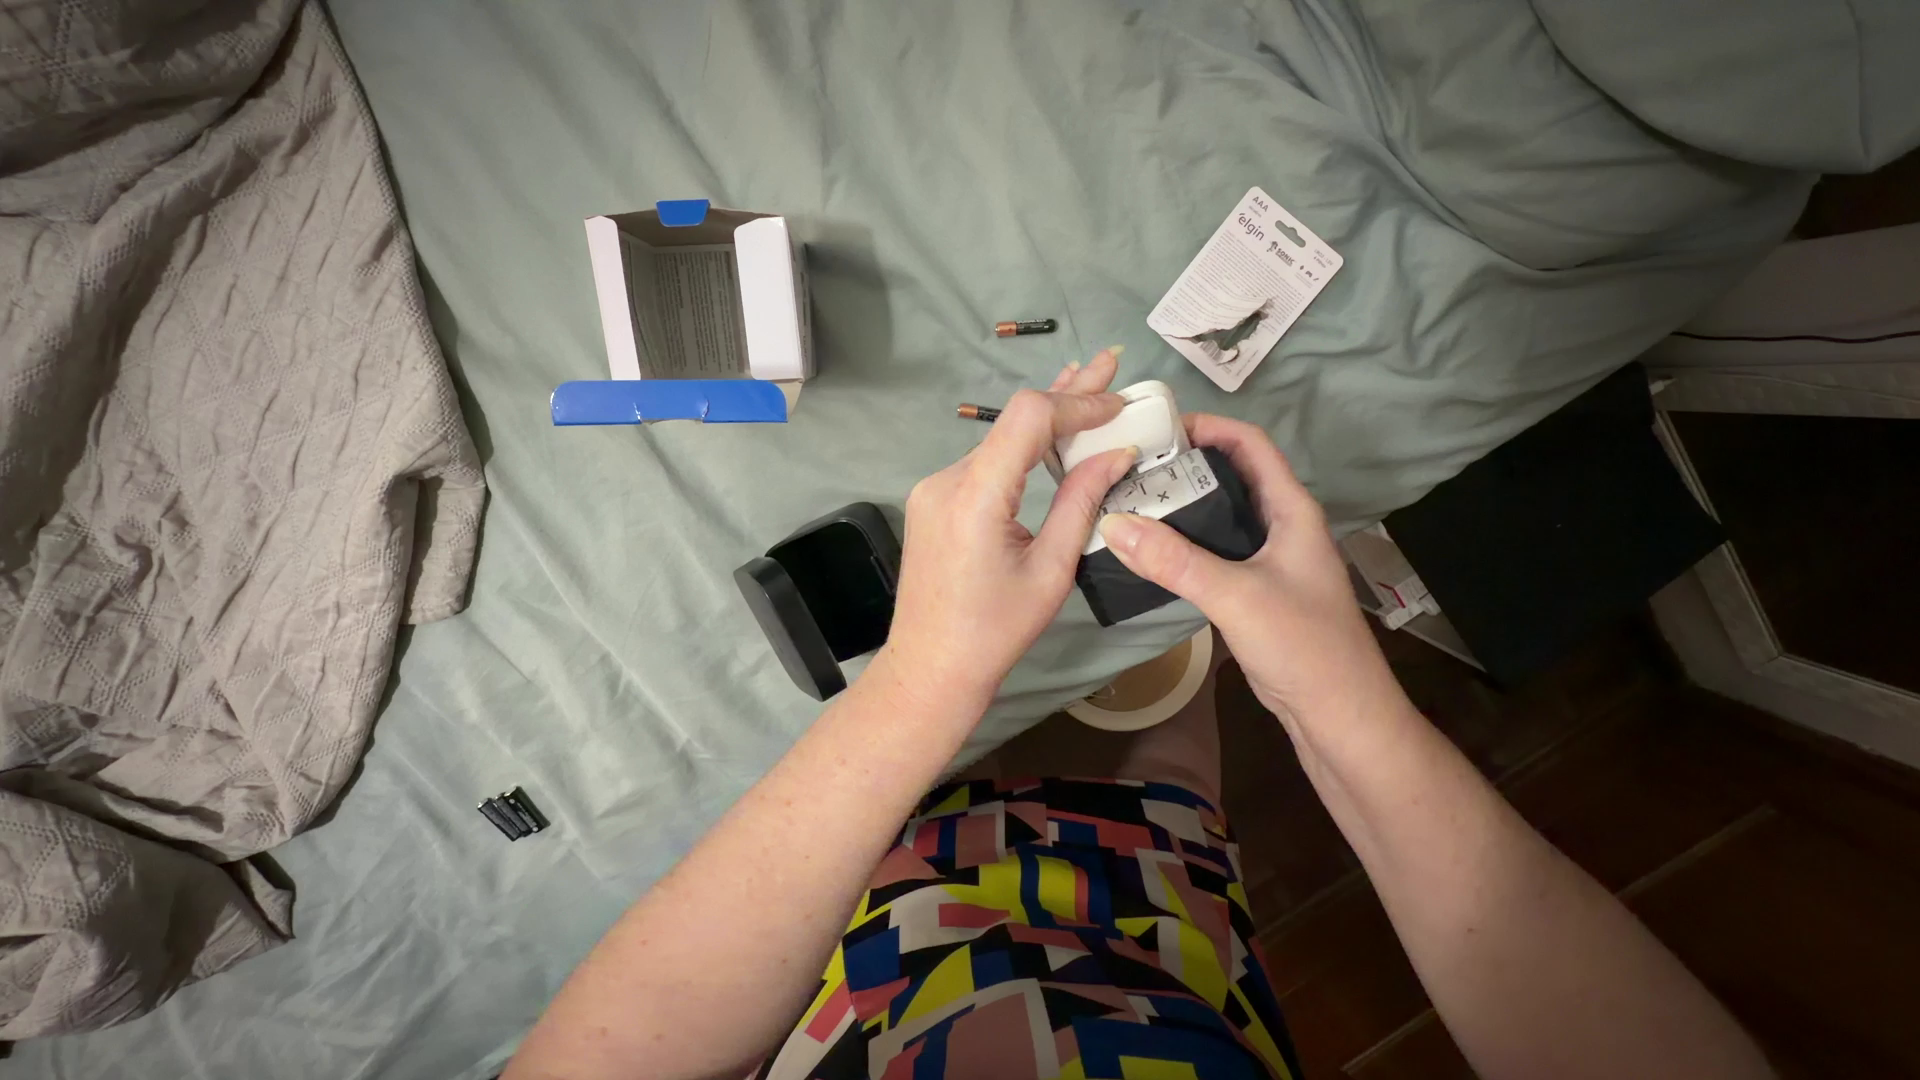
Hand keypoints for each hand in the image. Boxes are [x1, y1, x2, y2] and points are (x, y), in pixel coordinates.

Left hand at [874, 349, 1136, 711]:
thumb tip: (1118, 453)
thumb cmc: (995, 632)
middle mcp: (947, 479)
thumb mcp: (1051, 570)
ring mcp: (934, 488)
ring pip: (998, 439)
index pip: (1029, 418)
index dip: (1077, 402)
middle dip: (1066, 392)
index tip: (1119, 403)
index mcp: (975, 496)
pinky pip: (984, 462)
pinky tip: (1050, 436)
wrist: (930, 666)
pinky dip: (1021, 448)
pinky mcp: (933, 500)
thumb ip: (1082, 503)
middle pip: (1012, 420)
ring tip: (1089, 386)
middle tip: (1110, 362)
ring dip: (1045, 420)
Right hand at [1095, 414, 1406, 728]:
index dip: (1209, 426)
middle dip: (1183, 465)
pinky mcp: (1253, 590)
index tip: (1157, 428)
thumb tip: (1112, 523)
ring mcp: (1267, 560)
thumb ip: (1175, 561)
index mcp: (1292, 510)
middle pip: (1230, 476)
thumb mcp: (1236, 595)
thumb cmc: (1303, 645)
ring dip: (1180, 506)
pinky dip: (1182, 543)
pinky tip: (1149, 552)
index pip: (1251, 445)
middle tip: (1129, 467)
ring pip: (1219, 517)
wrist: (1338, 715)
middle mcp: (1280, 526)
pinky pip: (1212, 552)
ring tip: (1129, 502)